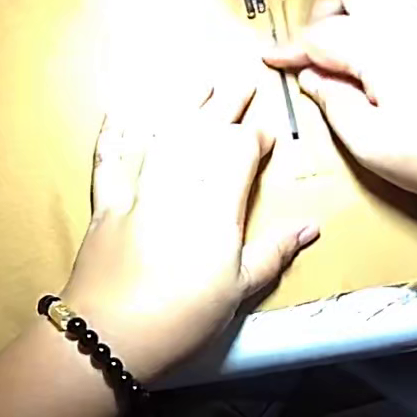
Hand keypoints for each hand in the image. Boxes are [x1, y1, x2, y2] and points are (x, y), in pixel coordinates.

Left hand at [58, 77, 319, 380]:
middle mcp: (177, 183)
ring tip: (196, 82)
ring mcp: (137, 187)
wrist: (111, 335)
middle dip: (225, 103)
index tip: (267, 136)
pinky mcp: (105, 200)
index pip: (239, 150)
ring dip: (180, 102)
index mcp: (216, 205)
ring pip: (161, 130)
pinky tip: (124, 110)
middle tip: (240, 82)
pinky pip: (110, 154)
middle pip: (203, 129)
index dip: (256, 138)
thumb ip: (274, 252)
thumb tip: (311, 228)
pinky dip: (117, 130)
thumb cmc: (184, 317)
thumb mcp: (240, 290)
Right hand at [263, 0, 416, 227]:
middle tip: (321, 51)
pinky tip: (402, 47)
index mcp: (378, 36)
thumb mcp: (370, 142)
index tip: (273, 59)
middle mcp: (411, 7)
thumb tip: (315, 80)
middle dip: (327, 10)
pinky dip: (399, 6)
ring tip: (361, 39)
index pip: (319, 33)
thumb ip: (335, 103)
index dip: (291, 50)